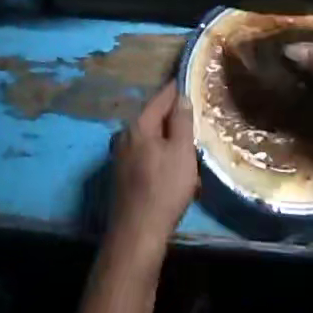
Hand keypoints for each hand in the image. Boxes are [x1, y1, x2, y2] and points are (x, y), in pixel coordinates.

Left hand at [107, 83, 197, 253]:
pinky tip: (170, 164)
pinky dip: (158, 153)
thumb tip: (181, 98)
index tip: (188, 81)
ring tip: (185, 139)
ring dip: (165, 137)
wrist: (137, 232)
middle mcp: (124, 136)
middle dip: (171, 115)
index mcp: (138, 126)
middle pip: (152, 118)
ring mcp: (120, 157)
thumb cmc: (164, 188)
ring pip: (148, 138)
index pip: (160, 98)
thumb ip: (181, 122)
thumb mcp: (181, 151)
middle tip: (192, 112)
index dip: (176, 90)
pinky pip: (144, 155)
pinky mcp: (122, 176)